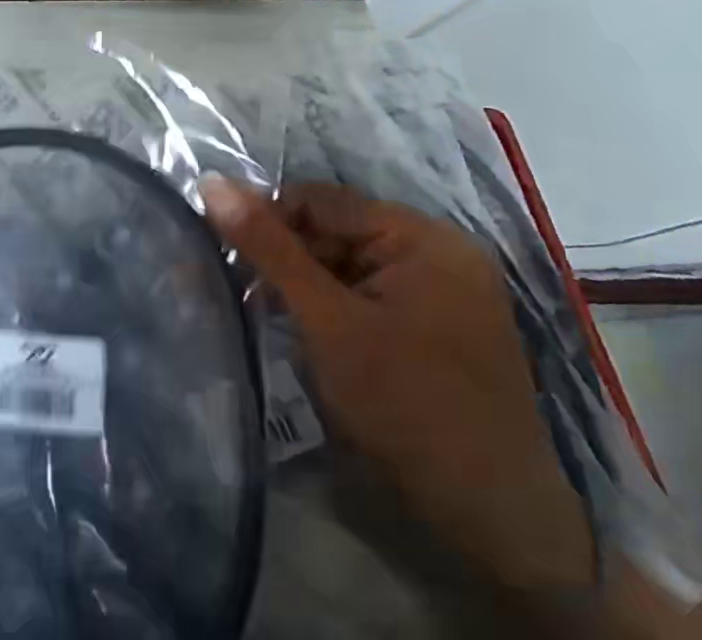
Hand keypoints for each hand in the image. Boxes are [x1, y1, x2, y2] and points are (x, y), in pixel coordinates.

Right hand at [202, 179, 593, 590]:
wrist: (489, 517)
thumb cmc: (405, 404)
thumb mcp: (327, 320)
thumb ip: (269, 250)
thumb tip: (212, 184)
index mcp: (423, 237)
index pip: (323, 201)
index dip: (265, 215)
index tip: (213, 241)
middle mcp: (436, 254)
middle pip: (336, 233)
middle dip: (280, 255)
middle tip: (225, 282)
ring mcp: (437, 294)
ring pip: (347, 268)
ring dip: (298, 284)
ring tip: (249, 306)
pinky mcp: (431, 329)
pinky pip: (365, 298)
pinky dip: (326, 308)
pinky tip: (292, 326)